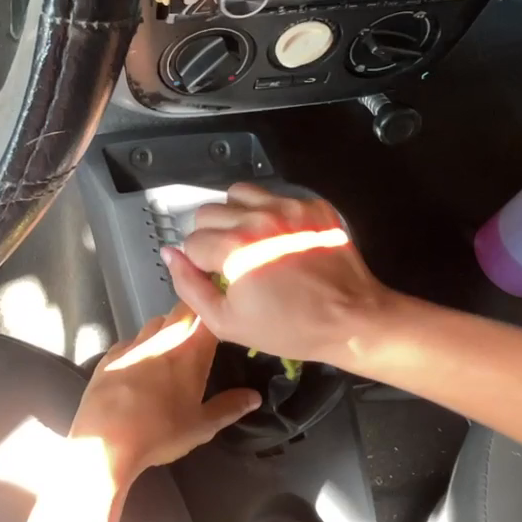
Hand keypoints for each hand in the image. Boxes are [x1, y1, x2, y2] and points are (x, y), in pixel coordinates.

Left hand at [70, 305, 262, 481]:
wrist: (105, 440)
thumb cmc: (161, 433)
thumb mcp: (202, 426)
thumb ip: (229, 407)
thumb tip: (254, 396)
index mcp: (190, 351)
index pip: (210, 317)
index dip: (217, 314)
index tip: (224, 319)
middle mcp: (163, 338)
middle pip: (181, 310)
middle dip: (193, 315)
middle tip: (201, 334)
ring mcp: (133, 344)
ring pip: (155, 322)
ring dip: (167, 328)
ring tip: (172, 348)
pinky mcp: (110, 355)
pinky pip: (131, 340)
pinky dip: (140, 345)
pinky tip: (140, 364)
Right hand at [163, 184, 395, 368]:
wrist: (351, 320)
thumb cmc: (288, 328)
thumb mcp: (227, 322)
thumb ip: (189, 286)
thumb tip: (169, 254)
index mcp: (234, 246)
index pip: (192, 242)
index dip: (199, 264)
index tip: (218, 279)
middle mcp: (258, 216)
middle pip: (208, 211)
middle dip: (211, 236)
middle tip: (230, 261)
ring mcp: (288, 206)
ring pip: (238, 193)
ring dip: (235, 215)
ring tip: (250, 240)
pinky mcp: (312, 204)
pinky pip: (275, 196)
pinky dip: (270, 213)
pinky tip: (281, 239)